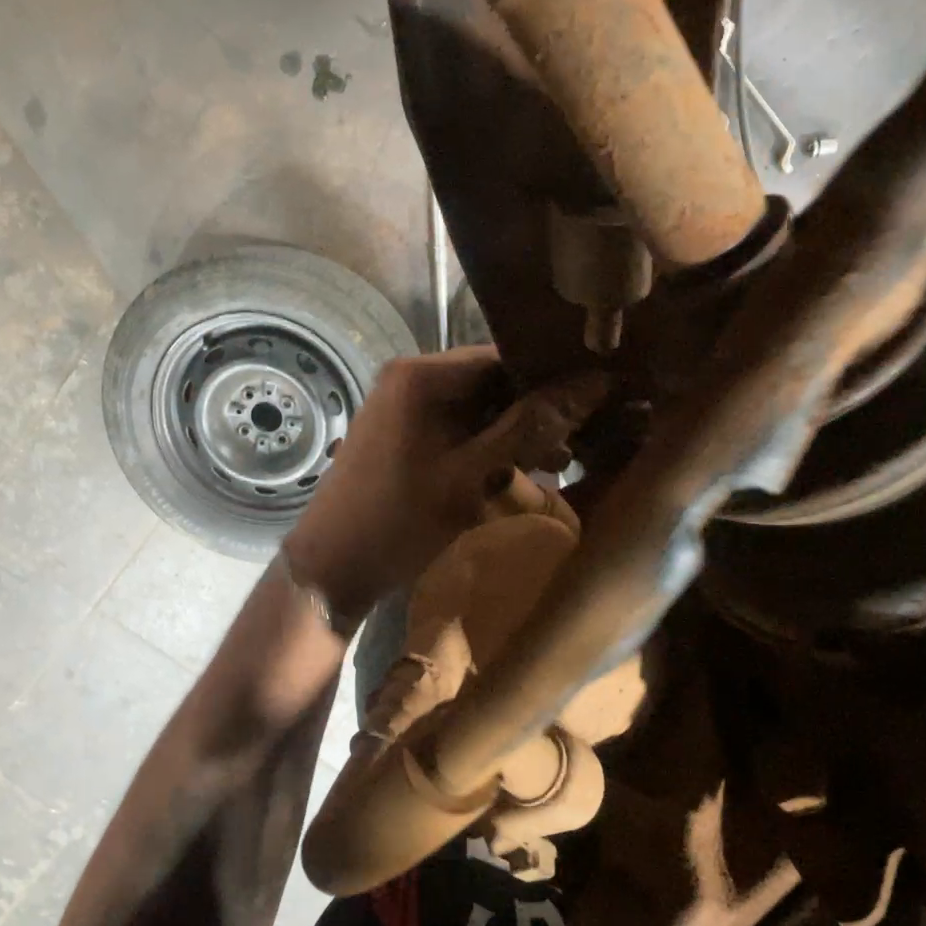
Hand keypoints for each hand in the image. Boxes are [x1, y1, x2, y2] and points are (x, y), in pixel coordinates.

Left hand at [282, 346, 607, 624]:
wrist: (332, 568)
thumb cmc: (399, 521)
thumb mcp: (471, 474)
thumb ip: (531, 426)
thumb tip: (594, 383)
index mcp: (422, 375)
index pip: (503, 357)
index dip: (550, 379)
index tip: (593, 403)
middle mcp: (410, 379)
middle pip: (490, 383)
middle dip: (534, 414)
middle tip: (576, 444)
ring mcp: (403, 408)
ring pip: (477, 409)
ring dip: (514, 435)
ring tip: (555, 464)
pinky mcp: (402, 435)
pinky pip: (456, 430)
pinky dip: (486, 449)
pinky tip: (514, 475)